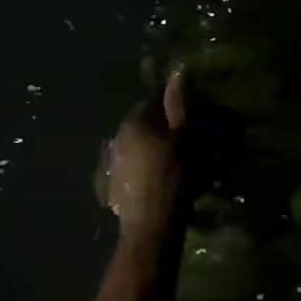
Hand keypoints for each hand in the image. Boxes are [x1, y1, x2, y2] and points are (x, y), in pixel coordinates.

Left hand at [99, 71, 186, 240]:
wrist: (151, 227)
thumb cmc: (173, 177)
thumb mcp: (184, 139)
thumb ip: (178, 105)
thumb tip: (176, 73)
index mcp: (134, 121)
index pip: (154, 100)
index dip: (173, 105)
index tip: (190, 114)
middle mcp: (117, 135)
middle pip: (143, 121)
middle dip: (161, 125)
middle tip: (183, 137)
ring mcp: (111, 159)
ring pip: (135, 142)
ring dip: (151, 144)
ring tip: (171, 158)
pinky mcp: (110, 181)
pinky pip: (129, 162)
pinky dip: (142, 163)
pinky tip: (155, 175)